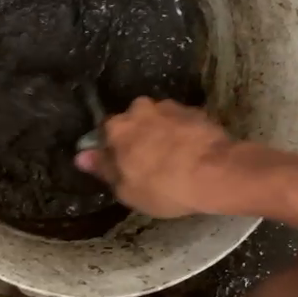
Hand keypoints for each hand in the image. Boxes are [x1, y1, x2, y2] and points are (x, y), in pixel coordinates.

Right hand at [75, 97, 234, 217]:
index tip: (121, 165)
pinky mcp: (195, 110)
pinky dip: (182, 134)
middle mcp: (140, 109)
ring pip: (158, 120)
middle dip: (138, 138)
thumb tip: (81, 156)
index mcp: (117, 127)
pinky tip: (191, 153)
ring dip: (161, 134)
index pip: (104, 133)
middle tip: (148, 163)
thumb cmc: (164, 186)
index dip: (112, 150)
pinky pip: (181, 122)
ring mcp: (169, 106)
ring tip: (174, 158)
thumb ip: (104, 169)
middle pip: (133, 123)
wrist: (215, 172)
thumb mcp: (127, 190)